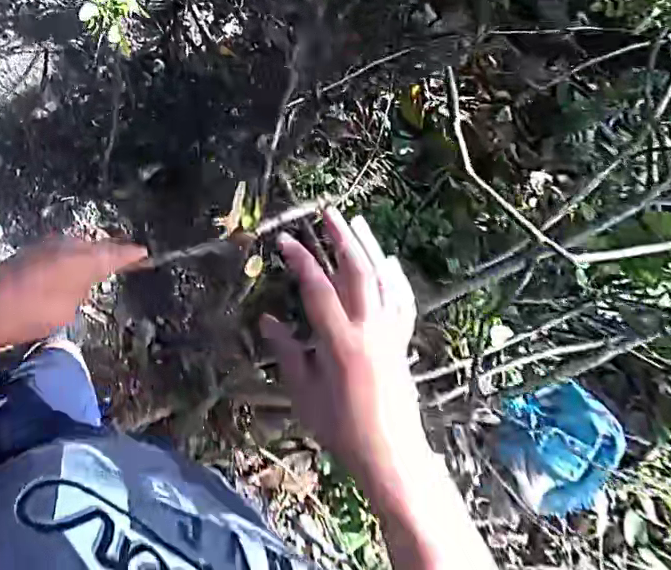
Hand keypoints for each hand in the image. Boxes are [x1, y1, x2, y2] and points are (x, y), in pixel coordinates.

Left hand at [0, 236, 146, 355]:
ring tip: (103, 260)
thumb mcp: (65, 307)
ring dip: (89, 251)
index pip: (109, 252)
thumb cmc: (27, 313)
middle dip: (109, 248)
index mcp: (74, 256)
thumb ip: (81, 287)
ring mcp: (41, 248)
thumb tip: (85, 276)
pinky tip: (72, 266)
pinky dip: (72, 256)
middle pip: (92, 243)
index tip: (144, 252)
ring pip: (74, 245)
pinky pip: (60, 251)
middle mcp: (59, 245)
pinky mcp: (26, 256)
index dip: (127, 253)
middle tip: (127, 255)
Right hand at [259, 209, 430, 486]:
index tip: (283, 239)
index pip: (318, 288)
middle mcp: (370, 332)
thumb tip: (269, 321)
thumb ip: (287, 352)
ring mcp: (390, 336)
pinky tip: (387, 261)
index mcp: (341, 342)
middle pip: (358, 274)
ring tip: (355, 222)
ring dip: (368, 248)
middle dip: (341, 239)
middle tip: (326, 212)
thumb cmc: (341, 428)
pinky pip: (401, 302)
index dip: (300, 260)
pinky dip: (394, 277)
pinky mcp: (400, 344)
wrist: (393, 458)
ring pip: (383, 281)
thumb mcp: (303, 392)